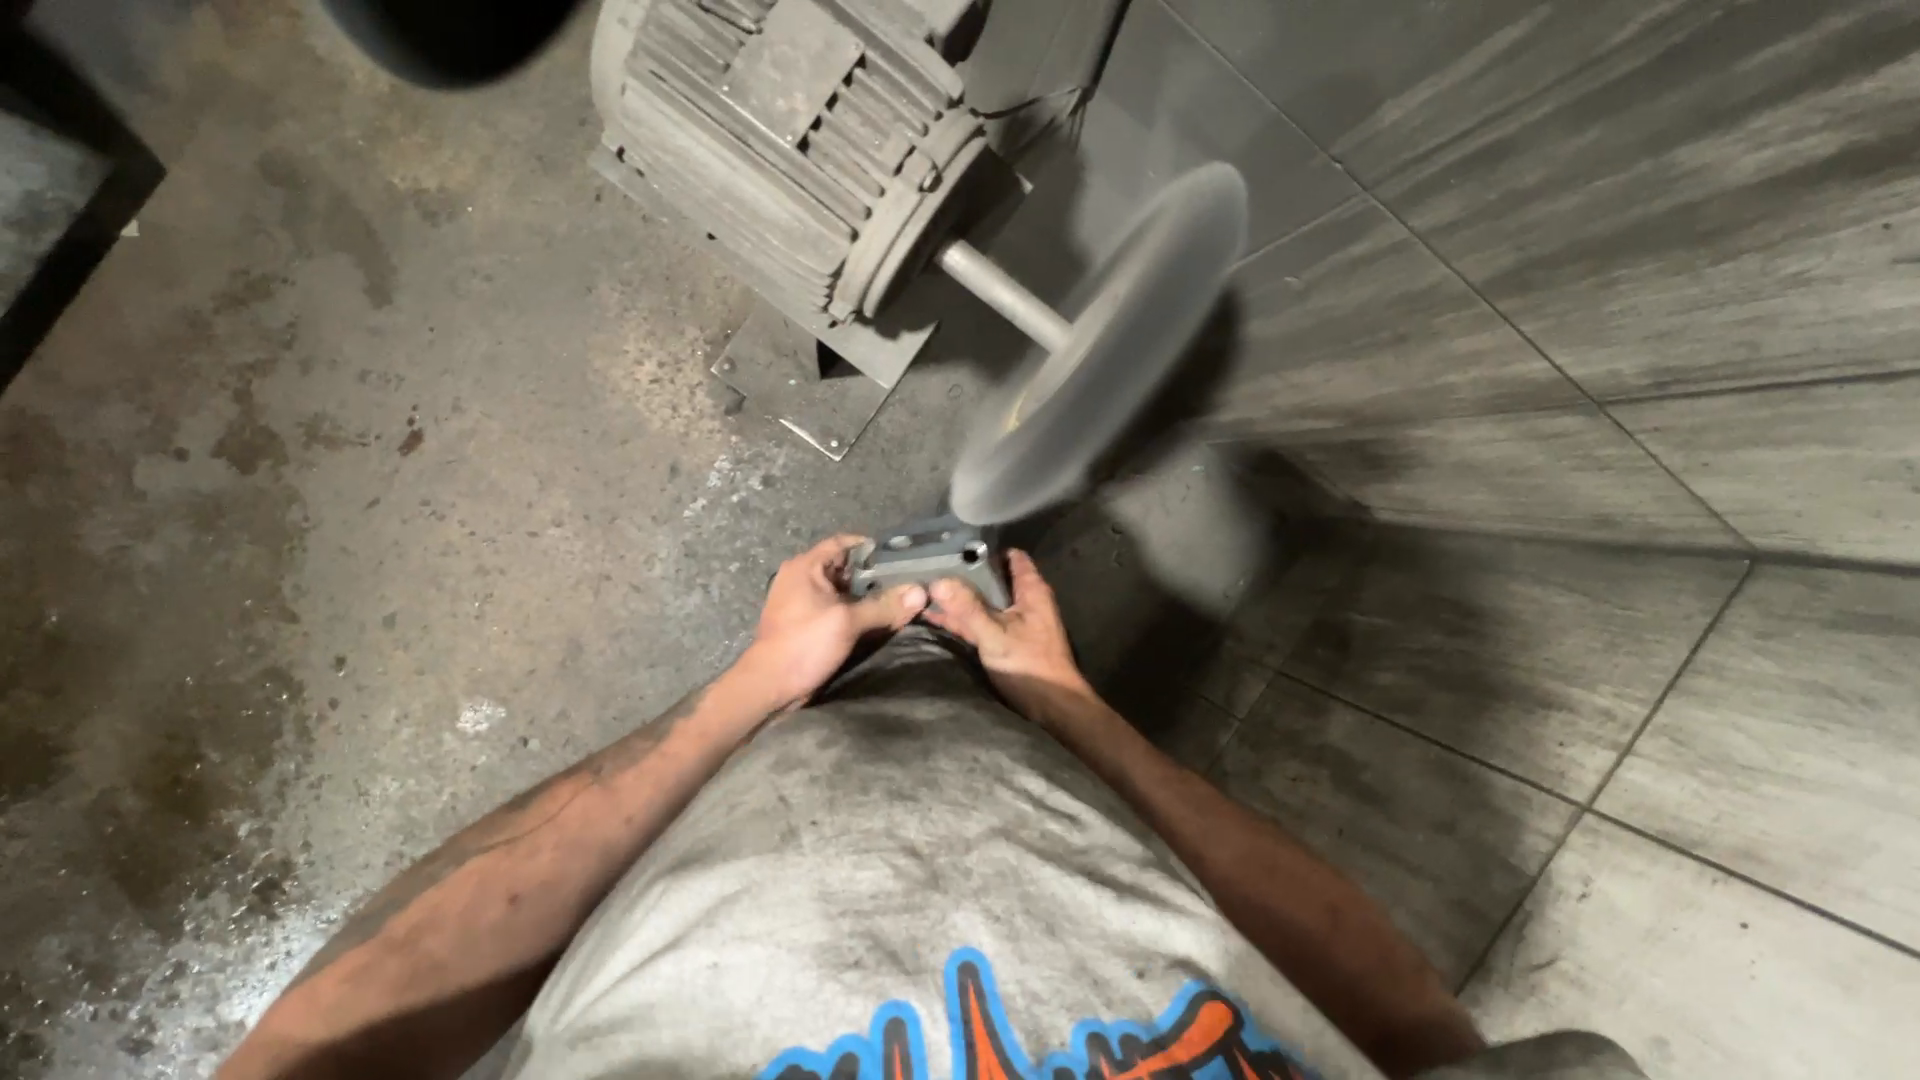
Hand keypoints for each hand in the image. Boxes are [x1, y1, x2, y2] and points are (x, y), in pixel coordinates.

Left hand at [736, 534, 927, 710]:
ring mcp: (804, 602)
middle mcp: (803, 578)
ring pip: (844, 591)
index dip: (872, 547)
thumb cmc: (804, 644)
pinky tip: (880, 621)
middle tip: (907, 583)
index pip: (843, 542)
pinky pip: (838, 610)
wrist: (769, 686)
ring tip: (900, 602)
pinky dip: (857, 613)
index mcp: (806, 566)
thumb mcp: (847, 621)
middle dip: (876, 576)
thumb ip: (884, 606)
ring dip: (868, 597)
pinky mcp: (808, 623)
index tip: (900, 557)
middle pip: (846, 568)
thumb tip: (920, 593)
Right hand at [924, 550, 1093, 716]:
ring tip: (926, 587)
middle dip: (966, 573)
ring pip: (985, 602)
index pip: (1012, 557)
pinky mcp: (1006, 642)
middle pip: (994, 579)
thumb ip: (967, 608)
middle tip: (932, 564)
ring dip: (961, 598)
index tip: (956, 545)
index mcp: (1031, 591)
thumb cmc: (1029, 664)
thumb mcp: (994, 634)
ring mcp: (1014, 622)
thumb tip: (937, 581)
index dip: (986, 549)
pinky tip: (936, 617)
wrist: (1052, 707)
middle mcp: (1024, 602)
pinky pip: (981, 623)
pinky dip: (962, 619)